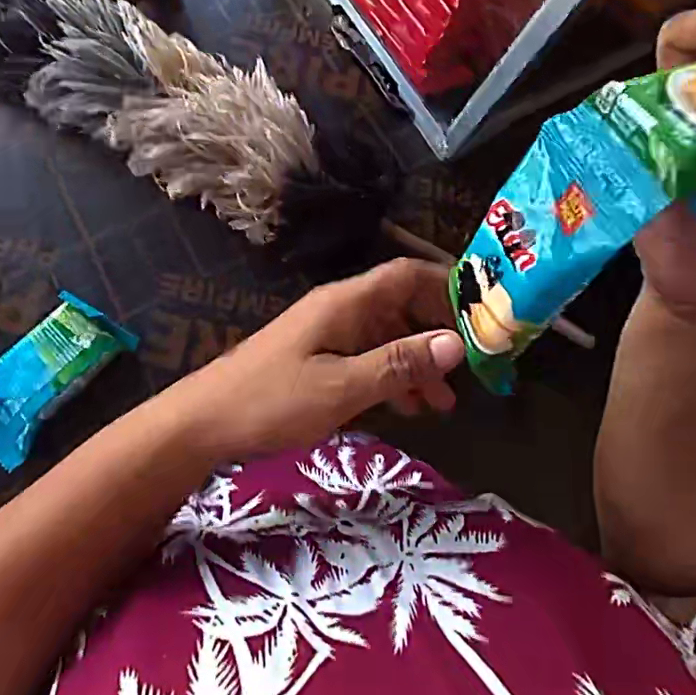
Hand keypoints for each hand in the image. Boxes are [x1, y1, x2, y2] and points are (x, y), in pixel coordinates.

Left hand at [155, 258, 464, 461]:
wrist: (208, 419)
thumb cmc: (273, 399)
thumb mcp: (341, 387)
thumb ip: (397, 364)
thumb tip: (456, 342)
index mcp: (343, 304)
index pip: (404, 275)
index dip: (448, 287)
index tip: (488, 318)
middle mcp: (337, 311)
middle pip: (401, 305)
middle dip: (438, 333)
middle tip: (476, 372)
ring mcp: (326, 335)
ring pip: (386, 336)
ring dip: (417, 363)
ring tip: (445, 404)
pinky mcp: (317, 360)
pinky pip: (366, 359)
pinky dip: (392, 378)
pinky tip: (409, 409)